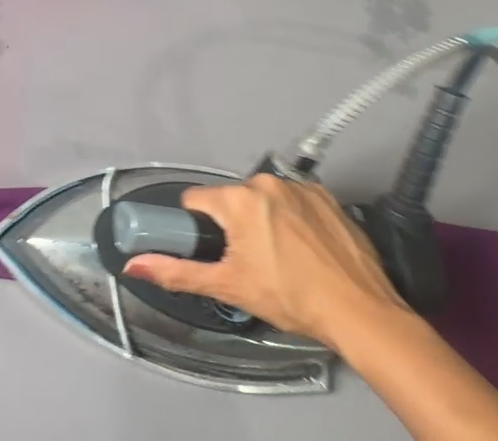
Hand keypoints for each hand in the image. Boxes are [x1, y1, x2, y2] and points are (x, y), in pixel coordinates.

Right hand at [121, 174, 408, 346]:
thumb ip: (177, 272)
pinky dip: (295, 219)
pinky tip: (306, 248)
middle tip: (251, 260)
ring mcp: (302, 188)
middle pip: (232, 199)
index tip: (216, 250)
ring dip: (265, 219)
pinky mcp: (330, 198)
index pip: (196, 200)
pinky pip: (297, 201)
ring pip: (265, 199)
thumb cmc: (292, 299)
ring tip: (283, 257)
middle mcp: (267, 183)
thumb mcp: (228, 286)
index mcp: (238, 199)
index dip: (199, 226)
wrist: (364, 314)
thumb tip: (133, 265)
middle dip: (234, 224)